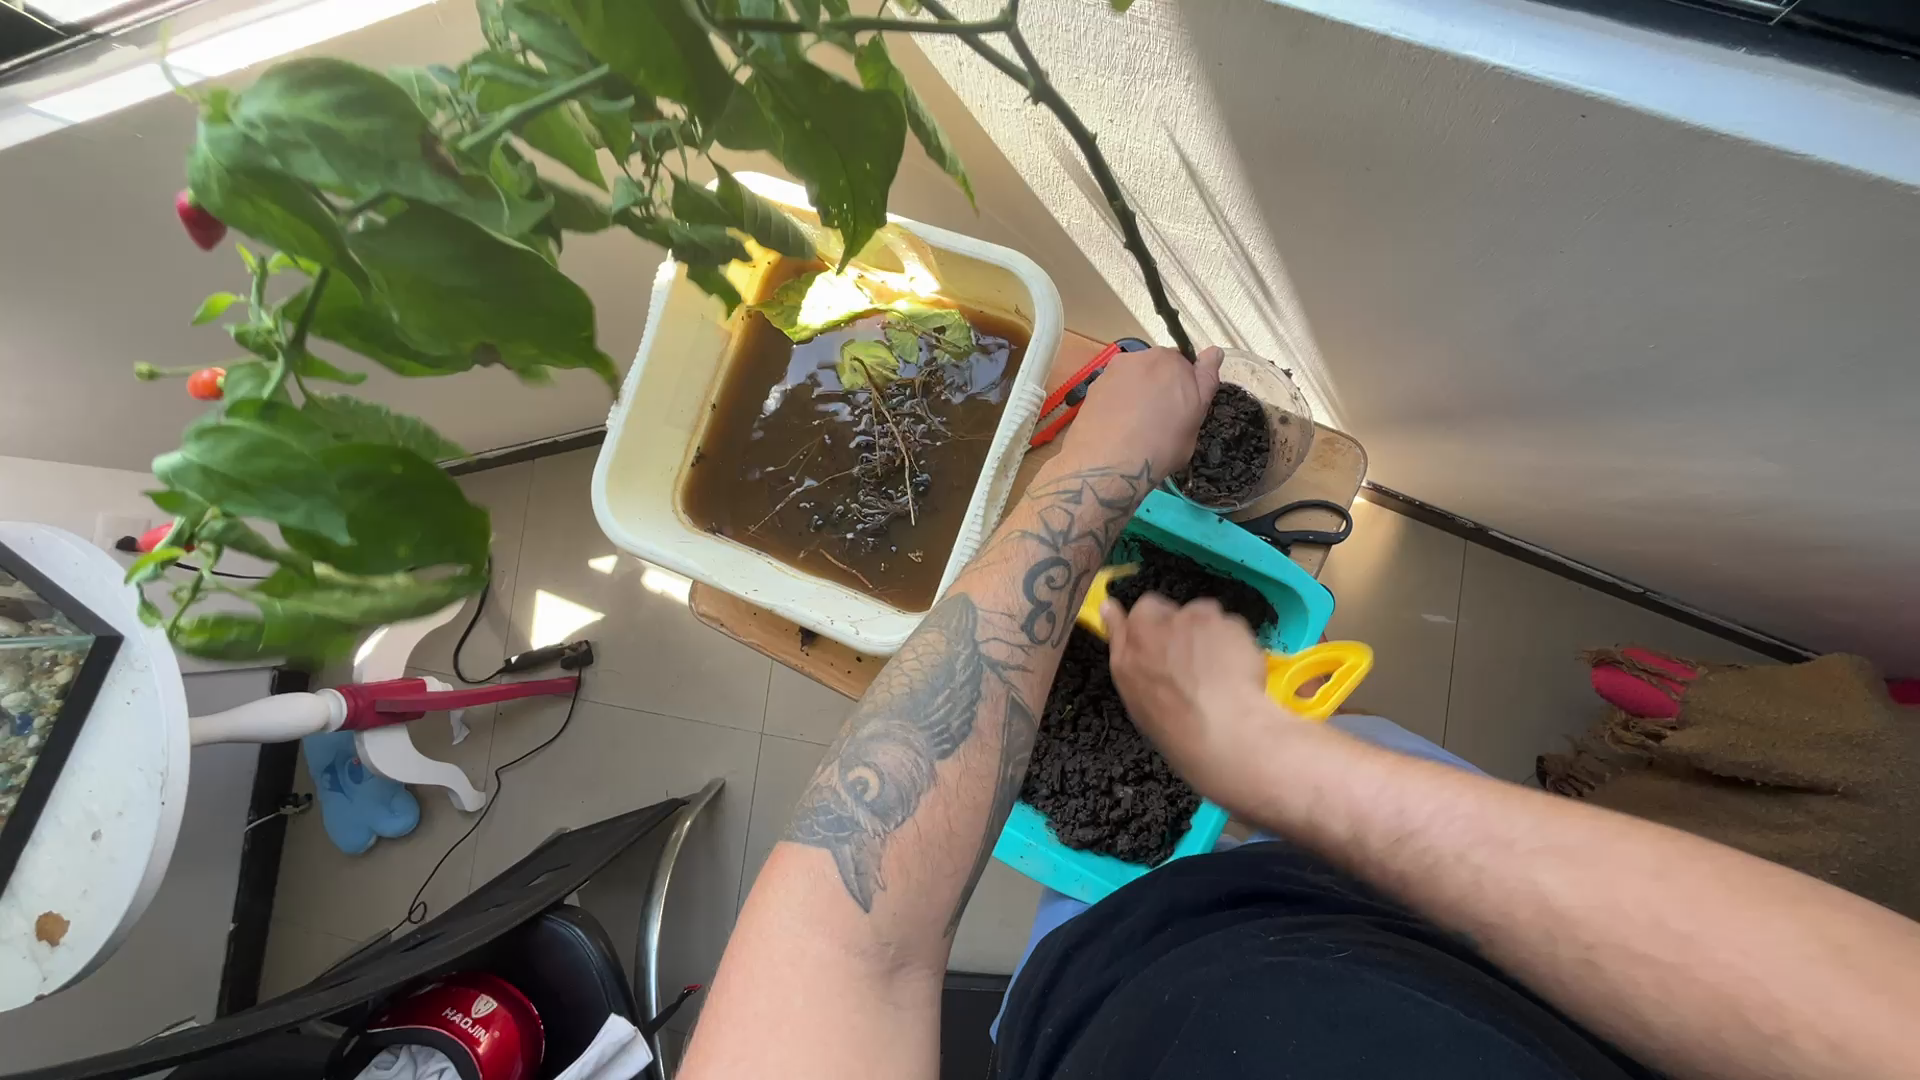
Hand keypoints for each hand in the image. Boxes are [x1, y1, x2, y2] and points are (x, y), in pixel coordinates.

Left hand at [1061, 345, 1221, 481]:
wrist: (1108, 463)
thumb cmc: (1161, 444)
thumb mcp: (1196, 418)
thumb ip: (1205, 381)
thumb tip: (1213, 352)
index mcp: (1172, 361)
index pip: (1184, 364)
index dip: (1184, 386)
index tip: (1180, 408)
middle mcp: (1141, 358)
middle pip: (1155, 367)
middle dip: (1158, 385)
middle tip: (1158, 418)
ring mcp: (1113, 371)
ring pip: (1131, 377)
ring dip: (1135, 392)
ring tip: (1133, 424)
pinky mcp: (1092, 387)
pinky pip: (1112, 390)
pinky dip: (1116, 401)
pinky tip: (1115, 425)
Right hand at [1102, 593, 1291, 801]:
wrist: (1220, 729)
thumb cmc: (1166, 714)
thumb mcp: (1127, 679)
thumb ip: (1118, 637)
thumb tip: (1107, 605)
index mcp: (1139, 627)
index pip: (1145, 607)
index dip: (1155, 628)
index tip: (1161, 649)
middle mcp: (1171, 616)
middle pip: (1178, 611)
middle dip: (1183, 628)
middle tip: (1188, 663)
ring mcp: (1207, 620)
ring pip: (1207, 617)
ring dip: (1209, 633)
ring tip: (1214, 669)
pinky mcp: (1236, 627)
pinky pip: (1234, 629)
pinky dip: (1234, 645)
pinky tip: (1234, 672)